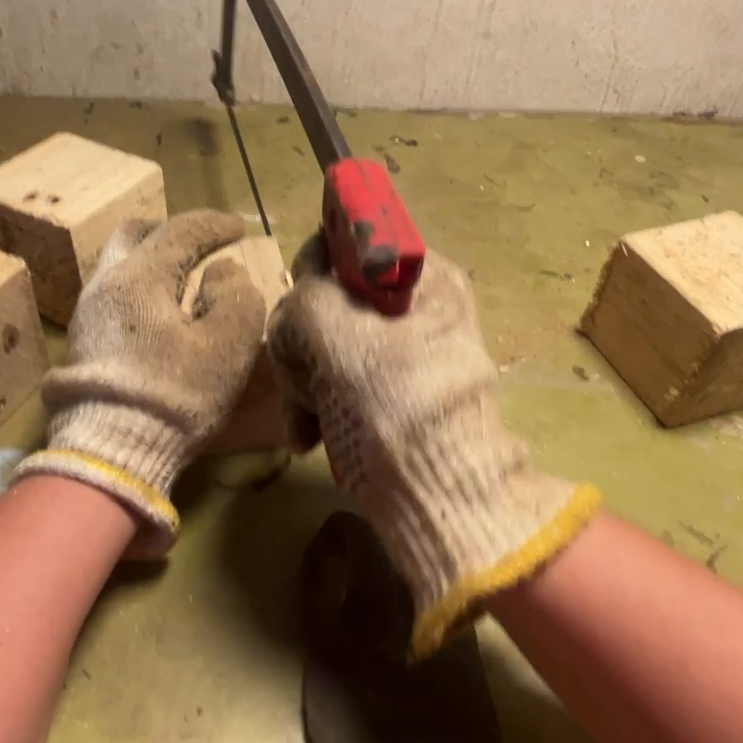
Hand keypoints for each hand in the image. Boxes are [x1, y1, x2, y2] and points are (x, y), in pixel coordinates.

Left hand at [12, 210, 267, 557]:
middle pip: (132, 236)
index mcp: (141, 276)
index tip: (240, 227)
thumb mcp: (227, 344)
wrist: (112, 450)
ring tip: (182, 280)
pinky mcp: (83, 344)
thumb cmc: (175, 393)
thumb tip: (222, 273)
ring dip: (151, 263)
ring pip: (118, 267)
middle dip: (168, 231)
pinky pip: (113, 298)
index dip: (214, 224)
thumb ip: (235, 297)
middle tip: (198, 243)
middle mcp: (105, 285)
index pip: (180, 231)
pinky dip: (140, 291)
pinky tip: (159, 315)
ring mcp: (88, 315)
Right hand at [268, 236, 599, 656]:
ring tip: (307, 424)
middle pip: (331, 301)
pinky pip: (340, 381)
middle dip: (304, 346)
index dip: (313, 279)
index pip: (346, 245)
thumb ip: (306, 294)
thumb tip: (301, 292)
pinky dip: (320, 404)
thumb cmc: (392, 405)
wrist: (440, 497)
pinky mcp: (394, 394)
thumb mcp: (334, 331)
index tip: (302, 324)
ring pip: (328, 345)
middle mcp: (420, 305)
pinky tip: (310, 436)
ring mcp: (408, 352)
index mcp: (423, 274)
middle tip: (304, 385)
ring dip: (305, 382)